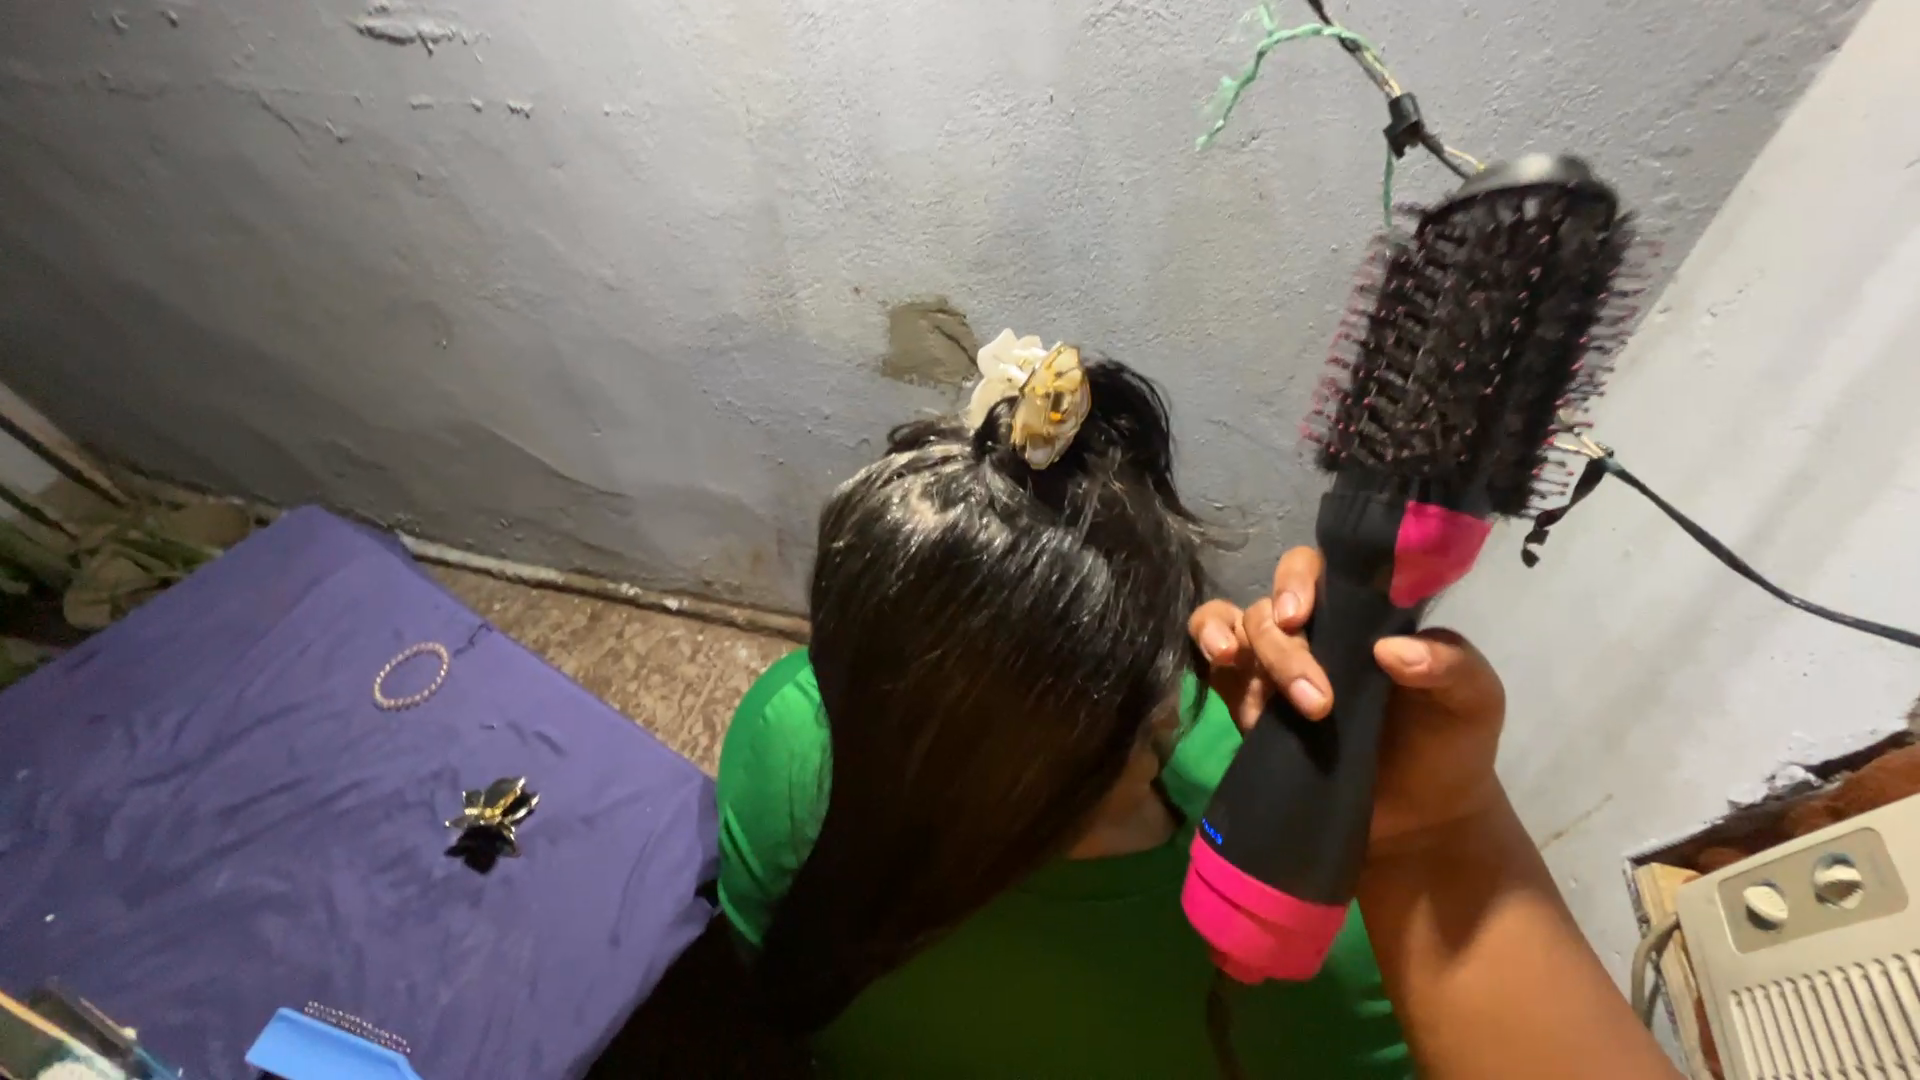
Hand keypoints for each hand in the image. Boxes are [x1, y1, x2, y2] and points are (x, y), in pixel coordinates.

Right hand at [1187, 547, 1506, 850]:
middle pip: (1267, 610)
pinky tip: (1237, 693)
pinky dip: (1215, 667)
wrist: (1419, 816)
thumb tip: (1391, 650)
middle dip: (1282, 651)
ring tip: (1239, 673)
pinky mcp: (1249, 702)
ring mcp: (1272, 665)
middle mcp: (1308, 631)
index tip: (1299, 615)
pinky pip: (1216, 670)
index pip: (1311, 569)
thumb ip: (1449, 663)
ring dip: (1234, 645)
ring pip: (1233, 628)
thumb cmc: (1449, 742)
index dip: (1294, 581)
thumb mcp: (1473, 697)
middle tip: (1318, 704)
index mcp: (1355, 614)